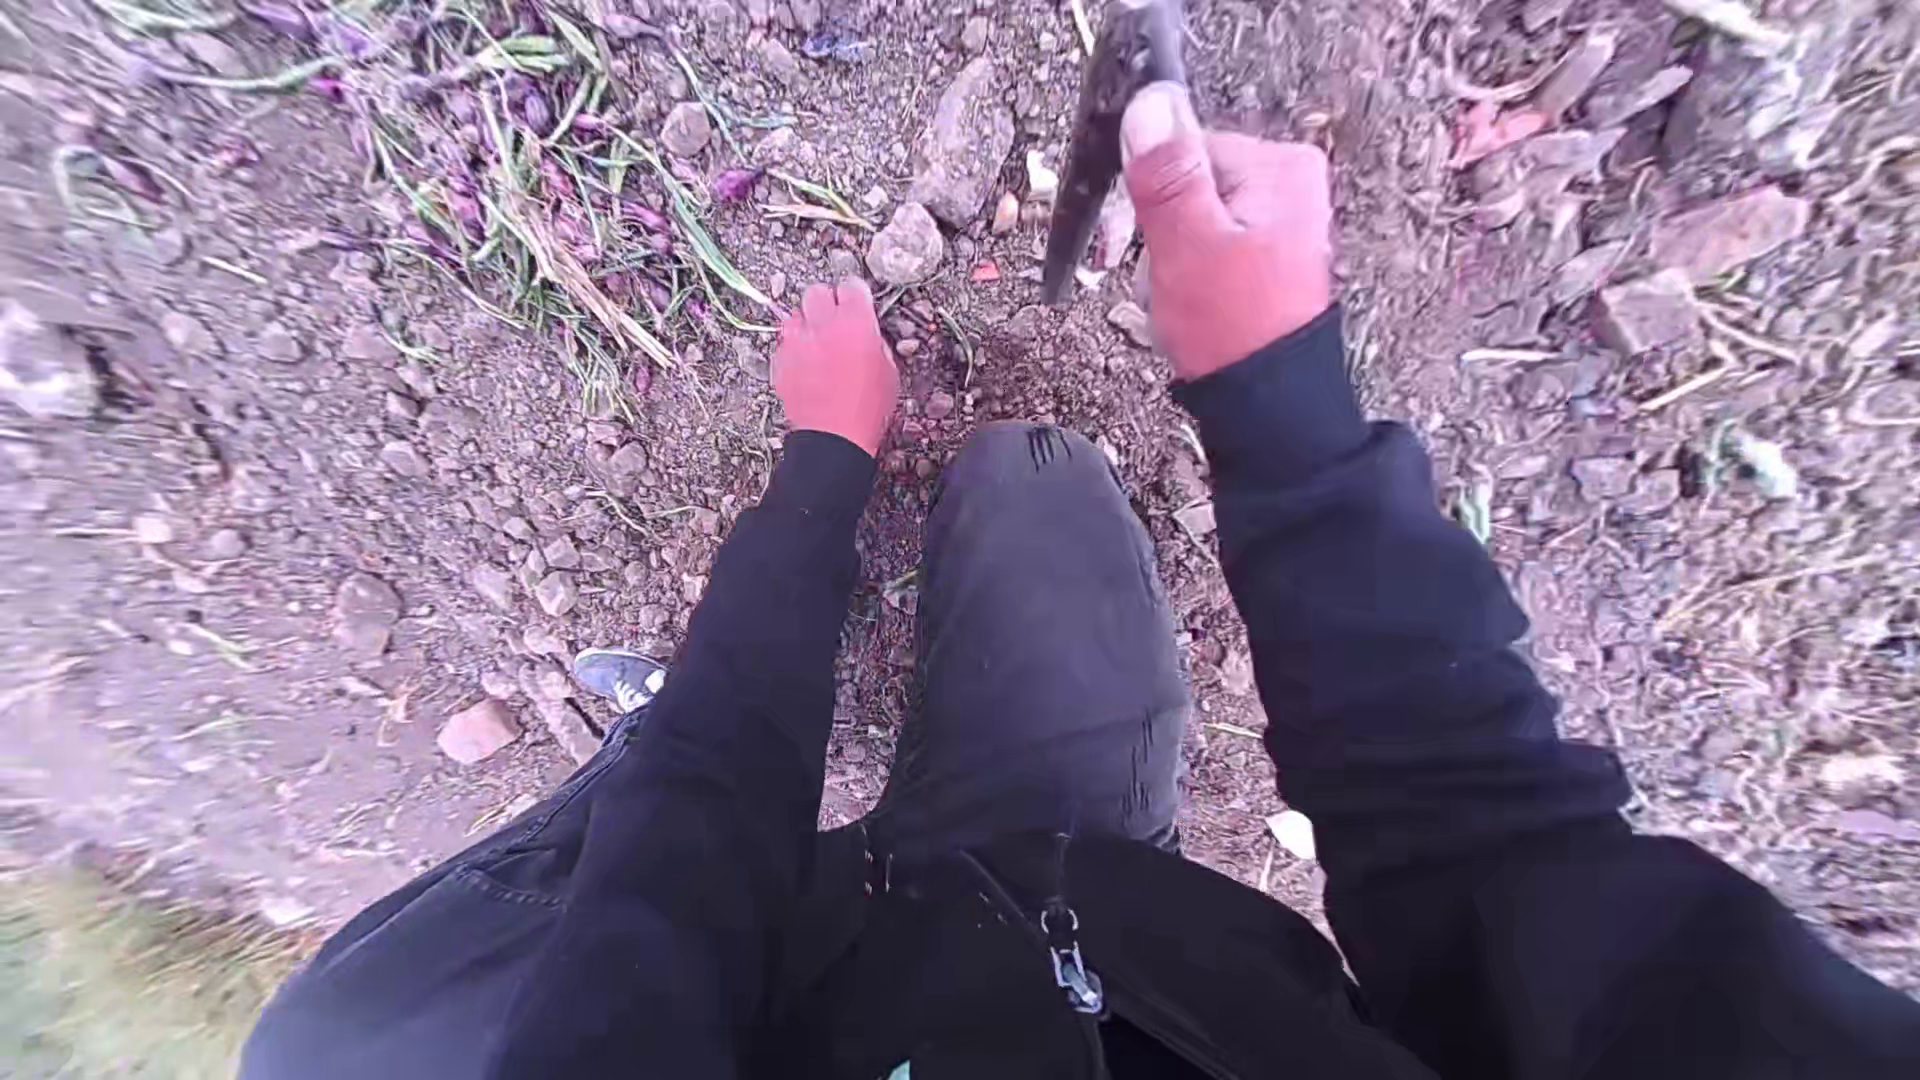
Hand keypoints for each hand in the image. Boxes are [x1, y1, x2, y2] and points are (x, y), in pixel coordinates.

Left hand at [772, 278, 898, 456]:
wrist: (835, 439)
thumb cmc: (867, 410)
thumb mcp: (889, 372)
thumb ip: (876, 342)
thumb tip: (869, 333)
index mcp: (856, 323)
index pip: (852, 286)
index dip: (856, 296)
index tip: (858, 304)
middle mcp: (823, 325)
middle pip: (817, 291)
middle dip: (827, 303)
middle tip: (836, 322)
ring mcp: (797, 342)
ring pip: (796, 314)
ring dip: (808, 324)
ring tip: (820, 344)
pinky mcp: (781, 360)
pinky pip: (785, 342)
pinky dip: (795, 348)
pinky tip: (808, 365)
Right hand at [1121, 83, 1333, 380]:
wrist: (1261, 401)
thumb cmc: (1232, 330)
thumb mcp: (1187, 246)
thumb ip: (1167, 177)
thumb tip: (1148, 109)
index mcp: (1277, 171)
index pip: (1186, 151)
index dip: (1149, 197)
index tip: (1129, 237)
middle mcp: (1284, 192)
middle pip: (1187, 192)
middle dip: (1160, 241)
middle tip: (1162, 281)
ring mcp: (1274, 231)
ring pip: (1190, 230)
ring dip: (1167, 269)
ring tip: (1178, 303)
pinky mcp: (1259, 266)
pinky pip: (1203, 257)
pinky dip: (1185, 284)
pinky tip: (1189, 311)